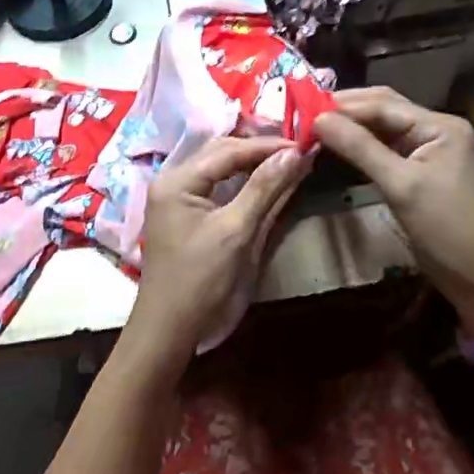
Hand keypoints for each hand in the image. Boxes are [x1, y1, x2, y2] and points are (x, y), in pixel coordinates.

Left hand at [122, 136, 310, 363]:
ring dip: (253, 164)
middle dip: (259, 151)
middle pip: (222, 153)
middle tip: (297, 153)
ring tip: (287, 162)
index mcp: (177, 180)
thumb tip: (294, 153)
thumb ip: (264, 188)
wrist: (171, 328)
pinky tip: (266, 182)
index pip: (228, 150)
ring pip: (220, 168)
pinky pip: (218, 187)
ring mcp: (178, 197)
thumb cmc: (201, 280)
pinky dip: (243, 183)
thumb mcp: (236, 231)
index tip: (303, 146)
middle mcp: (173, 181)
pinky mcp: (187, 214)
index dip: (267, 146)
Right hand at [314, 88, 473, 347]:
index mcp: (439, 125)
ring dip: (349, 129)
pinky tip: (335, 148)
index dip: (341, 105)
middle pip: (382, 110)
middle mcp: (434, 130)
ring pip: (381, 130)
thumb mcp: (401, 186)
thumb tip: (318, 119)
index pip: (382, 104)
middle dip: (344, 111)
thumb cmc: (447, 228)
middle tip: (301, 116)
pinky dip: (359, 148)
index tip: (301, 109)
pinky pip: (384, 151)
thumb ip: (360, 148)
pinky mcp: (418, 173)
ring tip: (310, 129)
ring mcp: (427, 151)